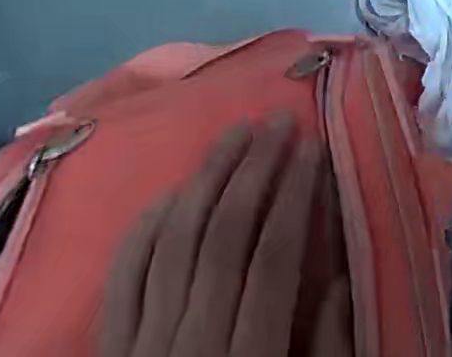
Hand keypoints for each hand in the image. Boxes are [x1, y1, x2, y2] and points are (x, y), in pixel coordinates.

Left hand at [100, 116, 350, 356]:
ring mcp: (139, 347)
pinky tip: (174, 190)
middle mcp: (188, 345)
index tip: (314, 147)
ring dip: (207, 176)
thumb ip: (329, 352)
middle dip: (256, 167)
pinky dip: (146, 226)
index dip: (296, 194)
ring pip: (174, 240)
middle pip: (223, 234)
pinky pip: (123, 275)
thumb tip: (343, 278)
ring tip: (236, 132)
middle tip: (279, 119)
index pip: (274, 256)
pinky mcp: (108, 353)